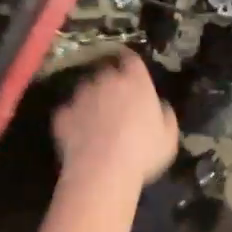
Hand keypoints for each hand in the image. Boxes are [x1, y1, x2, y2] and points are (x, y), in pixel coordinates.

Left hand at [52, 51, 178, 188]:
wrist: (102, 172)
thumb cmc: (142, 152)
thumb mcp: (168, 136)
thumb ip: (165, 114)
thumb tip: (160, 105)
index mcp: (135, 80)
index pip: (131, 59)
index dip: (130, 63)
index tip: (130, 72)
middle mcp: (106, 79)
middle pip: (106, 72)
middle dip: (110, 83)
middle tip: (116, 103)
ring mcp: (81, 95)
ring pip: (85, 90)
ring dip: (90, 100)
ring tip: (95, 122)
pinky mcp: (63, 114)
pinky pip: (69, 112)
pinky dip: (73, 119)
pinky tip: (79, 136)